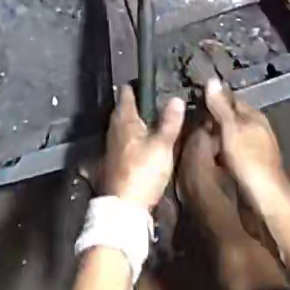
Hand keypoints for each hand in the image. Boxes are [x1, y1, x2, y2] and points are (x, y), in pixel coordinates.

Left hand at [101, 86, 184, 208]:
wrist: (125, 208)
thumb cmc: (142, 171)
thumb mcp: (162, 145)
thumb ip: (170, 122)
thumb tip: (177, 99)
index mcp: (124, 120)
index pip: (126, 94)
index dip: (134, 85)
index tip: (145, 80)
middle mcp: (114, 130)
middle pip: (123, 110)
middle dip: (135, 104)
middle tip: (153, 100)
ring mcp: (112, 147)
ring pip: (123, 127)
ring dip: (135, 122)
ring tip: (152, 121)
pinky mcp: (114, 162)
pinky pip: (124, 141)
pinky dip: (133, 138)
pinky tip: (144, 143)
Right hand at [202, 78, 289, 211]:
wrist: (266, 203)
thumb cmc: (249, 162)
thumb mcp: (232, 130)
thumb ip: (221, 107)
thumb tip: (212, 79)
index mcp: (254, 117)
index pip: (230, 100)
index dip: (212, 100)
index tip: (191, 102)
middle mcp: (255, 130)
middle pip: (228, 119)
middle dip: (210, 121)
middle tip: (186, 122)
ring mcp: (252, 150)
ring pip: (227, 138)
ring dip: (213, 139)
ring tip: (190, 139)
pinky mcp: (248, 168)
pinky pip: (228, 155)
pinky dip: (217, 154)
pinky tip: (205, 159)